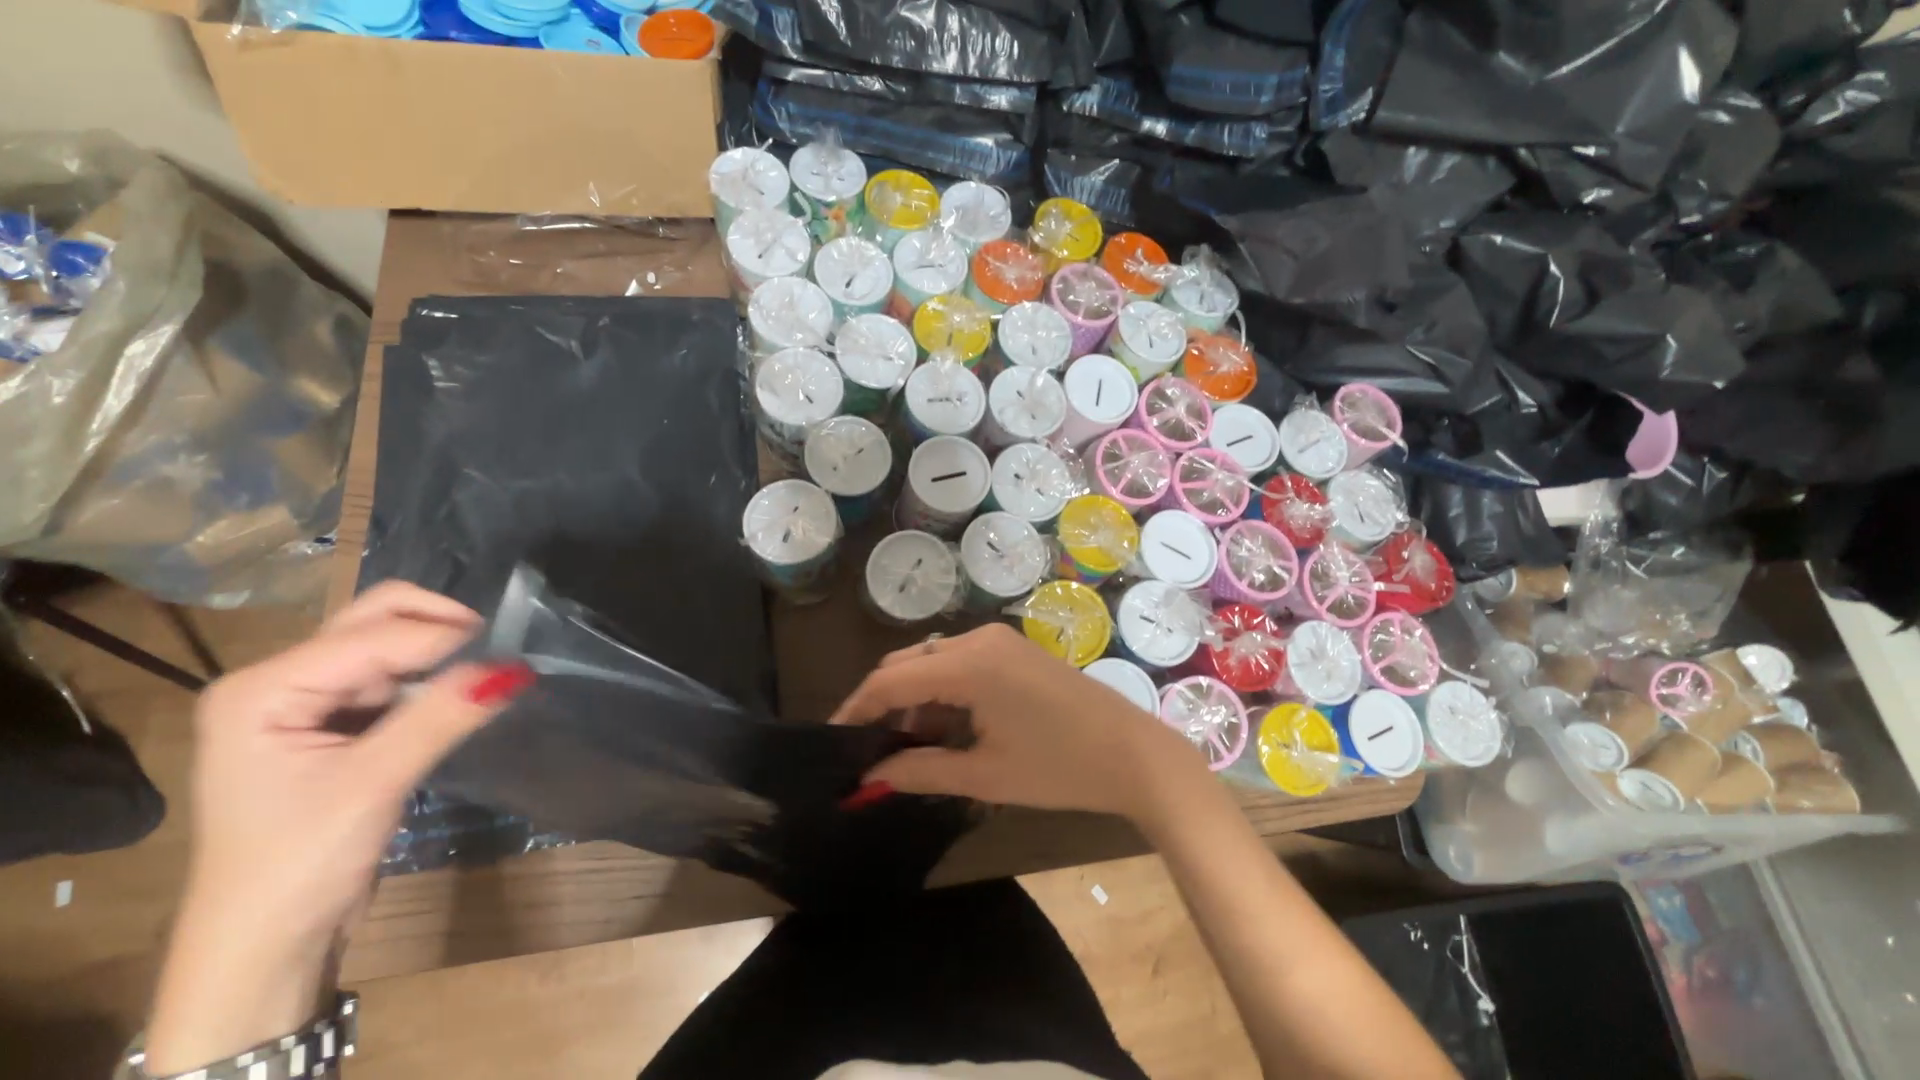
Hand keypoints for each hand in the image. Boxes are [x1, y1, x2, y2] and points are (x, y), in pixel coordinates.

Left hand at [146, 583, 532, 1072]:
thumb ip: (439, 717)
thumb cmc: (300, 865)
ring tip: (488, 667)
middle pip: (366, 624)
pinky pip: (382, 686)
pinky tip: (458, 693)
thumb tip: (514, 668)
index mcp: (262, 689)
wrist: (262, 947)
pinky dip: (423, 683)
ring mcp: (298, 707)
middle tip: (498, 643)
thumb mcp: (374, 785)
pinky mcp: (325, 731)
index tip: (510, 645)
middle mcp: (275, 684)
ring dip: (432, 655)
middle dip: (434, 626)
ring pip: (380, 652)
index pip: (367, 637)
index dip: (439, 636)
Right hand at [830, 624, 1211, 825]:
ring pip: (933, 664)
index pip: (889, 681)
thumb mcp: (984, 775)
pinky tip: (941, 733)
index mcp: (967, 663)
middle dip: (881, 706)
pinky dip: (942, 695)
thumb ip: (920, 770)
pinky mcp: (1015, 653)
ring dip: (912, 702)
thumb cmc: (1060, 768)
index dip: (855, 711)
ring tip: (903, 752)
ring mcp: (1000, 642)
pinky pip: (961, 666)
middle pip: (907, 665)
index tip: (831, 744)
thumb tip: (869, 777)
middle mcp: (978, 639)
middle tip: (864, 752)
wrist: (1137, 756)